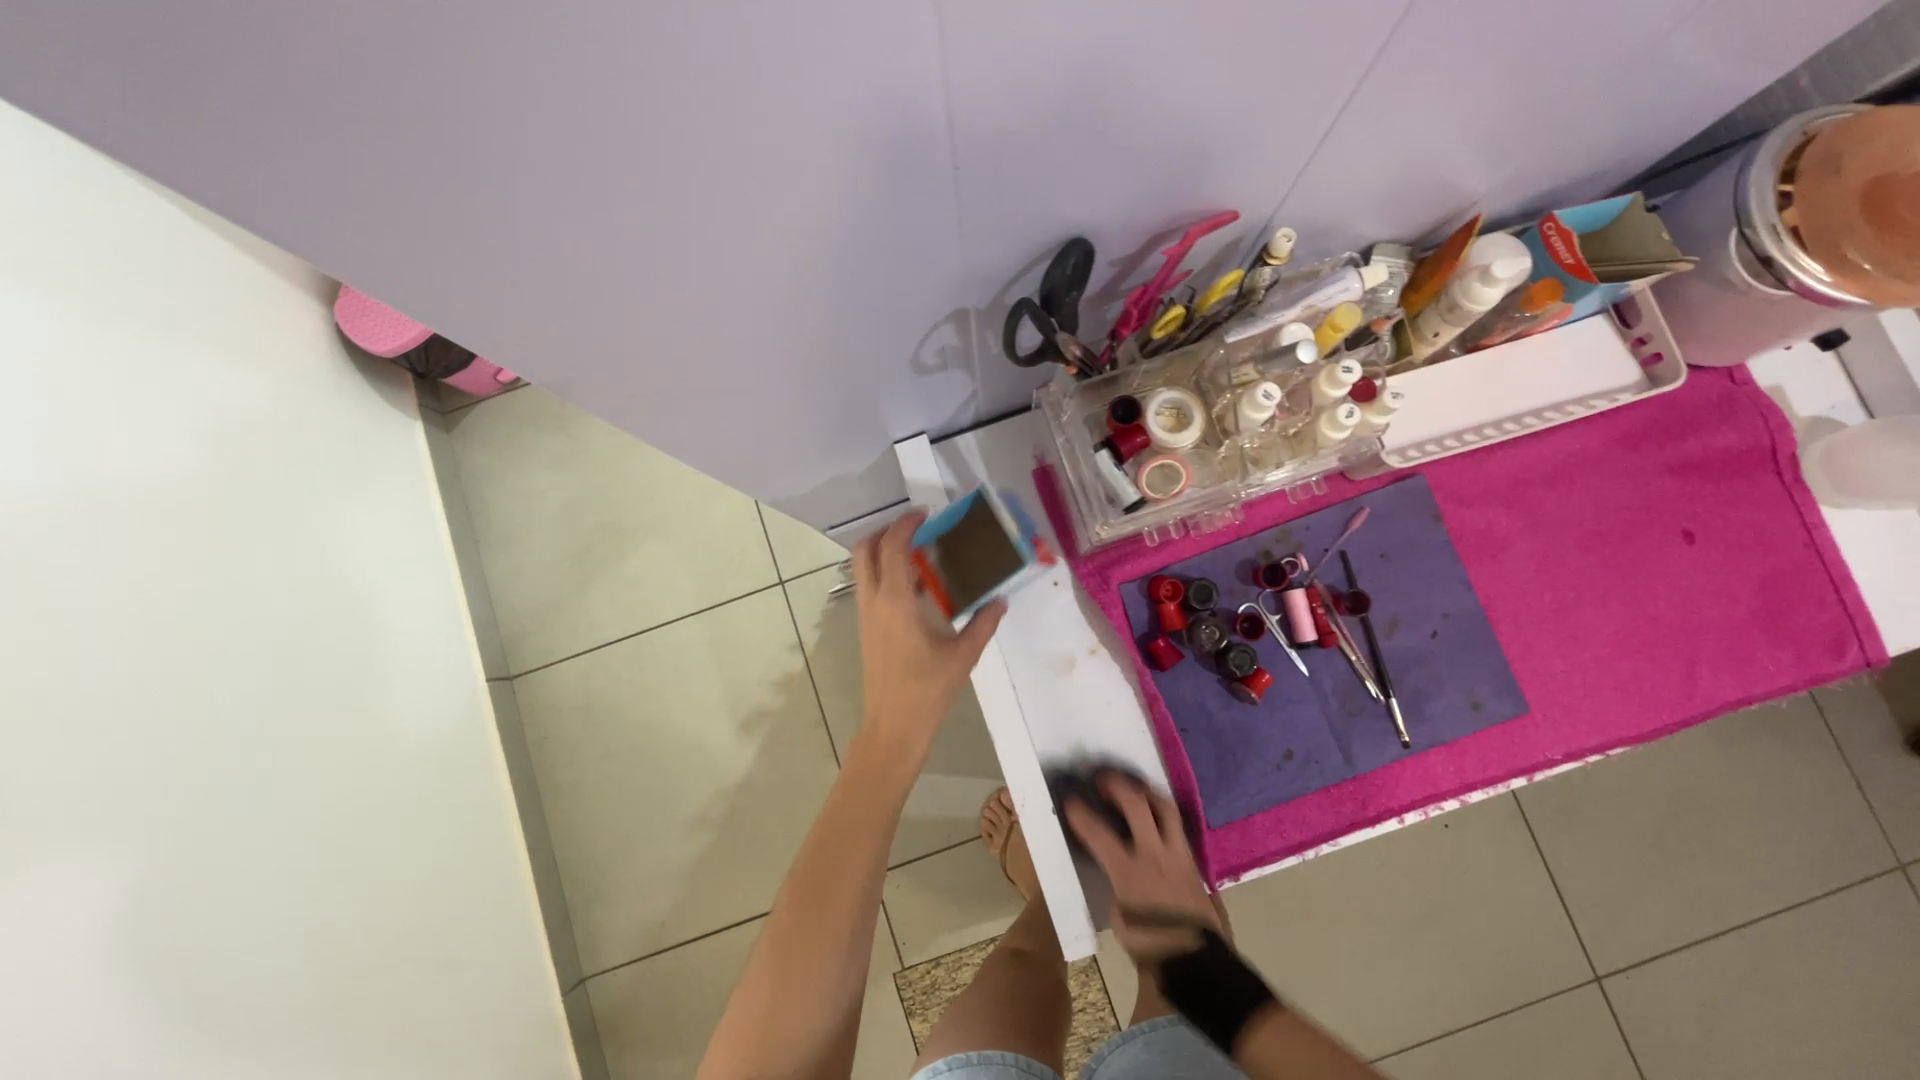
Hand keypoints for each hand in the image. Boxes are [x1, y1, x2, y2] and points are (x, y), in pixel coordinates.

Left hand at [853, 511, 1004, 766]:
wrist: (894, 724)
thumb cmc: (927, 689)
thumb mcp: (963, 655)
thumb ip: (983, 623)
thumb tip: (1000, 600)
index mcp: (895, 602)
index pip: (893, 547)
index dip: (906, 524)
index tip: (926, 514)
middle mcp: (873, 601)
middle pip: (865, 549)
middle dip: (886, 531)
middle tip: (916, 528)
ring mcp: (865, 615)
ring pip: (862, 568)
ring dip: (883, 551)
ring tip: (917, 552)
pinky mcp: (865, 627)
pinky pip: (869, 586)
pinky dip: (885, 573)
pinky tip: (915, 586)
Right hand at [1064, 772, 1220, 965]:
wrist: (1198, 960)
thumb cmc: (1151, 946)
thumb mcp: (1119, 919)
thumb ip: (1116, 886)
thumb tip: (1114, 871)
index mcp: (1128, 872)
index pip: (1098, 833)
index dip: (1080, 814)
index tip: (1070, 801)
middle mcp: (1153, 854)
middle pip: (1137, 805)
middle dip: (1117, 786)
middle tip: (1103, 778)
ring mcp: (1177, 854)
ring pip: (1165, 808)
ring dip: (1147, 791)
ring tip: (1135, 785)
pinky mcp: (1193, 860)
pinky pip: (1178, 826)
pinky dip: (1165, 813)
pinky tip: (1158, 812)